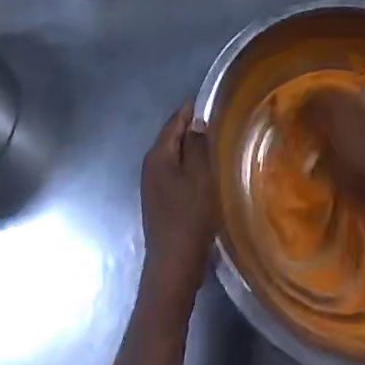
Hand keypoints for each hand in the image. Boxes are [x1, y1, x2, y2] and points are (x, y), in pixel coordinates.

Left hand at [139, 102, 218, 297]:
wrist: (173, 263)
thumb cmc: (189, 217)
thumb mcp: (199, 178)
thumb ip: (197, 146)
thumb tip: (195, 121)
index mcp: (157, 155)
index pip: (173, 123)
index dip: (189, 111)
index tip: (206, 101)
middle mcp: (150, 165)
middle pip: (171, 139)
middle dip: (189, 129)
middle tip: (214, 121)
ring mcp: (152, 185)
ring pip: (173, 157)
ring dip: (189, 149)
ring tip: (212, 145)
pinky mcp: (159, 201)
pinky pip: (174, 173)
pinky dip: (187, 167)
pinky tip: (202, 174)